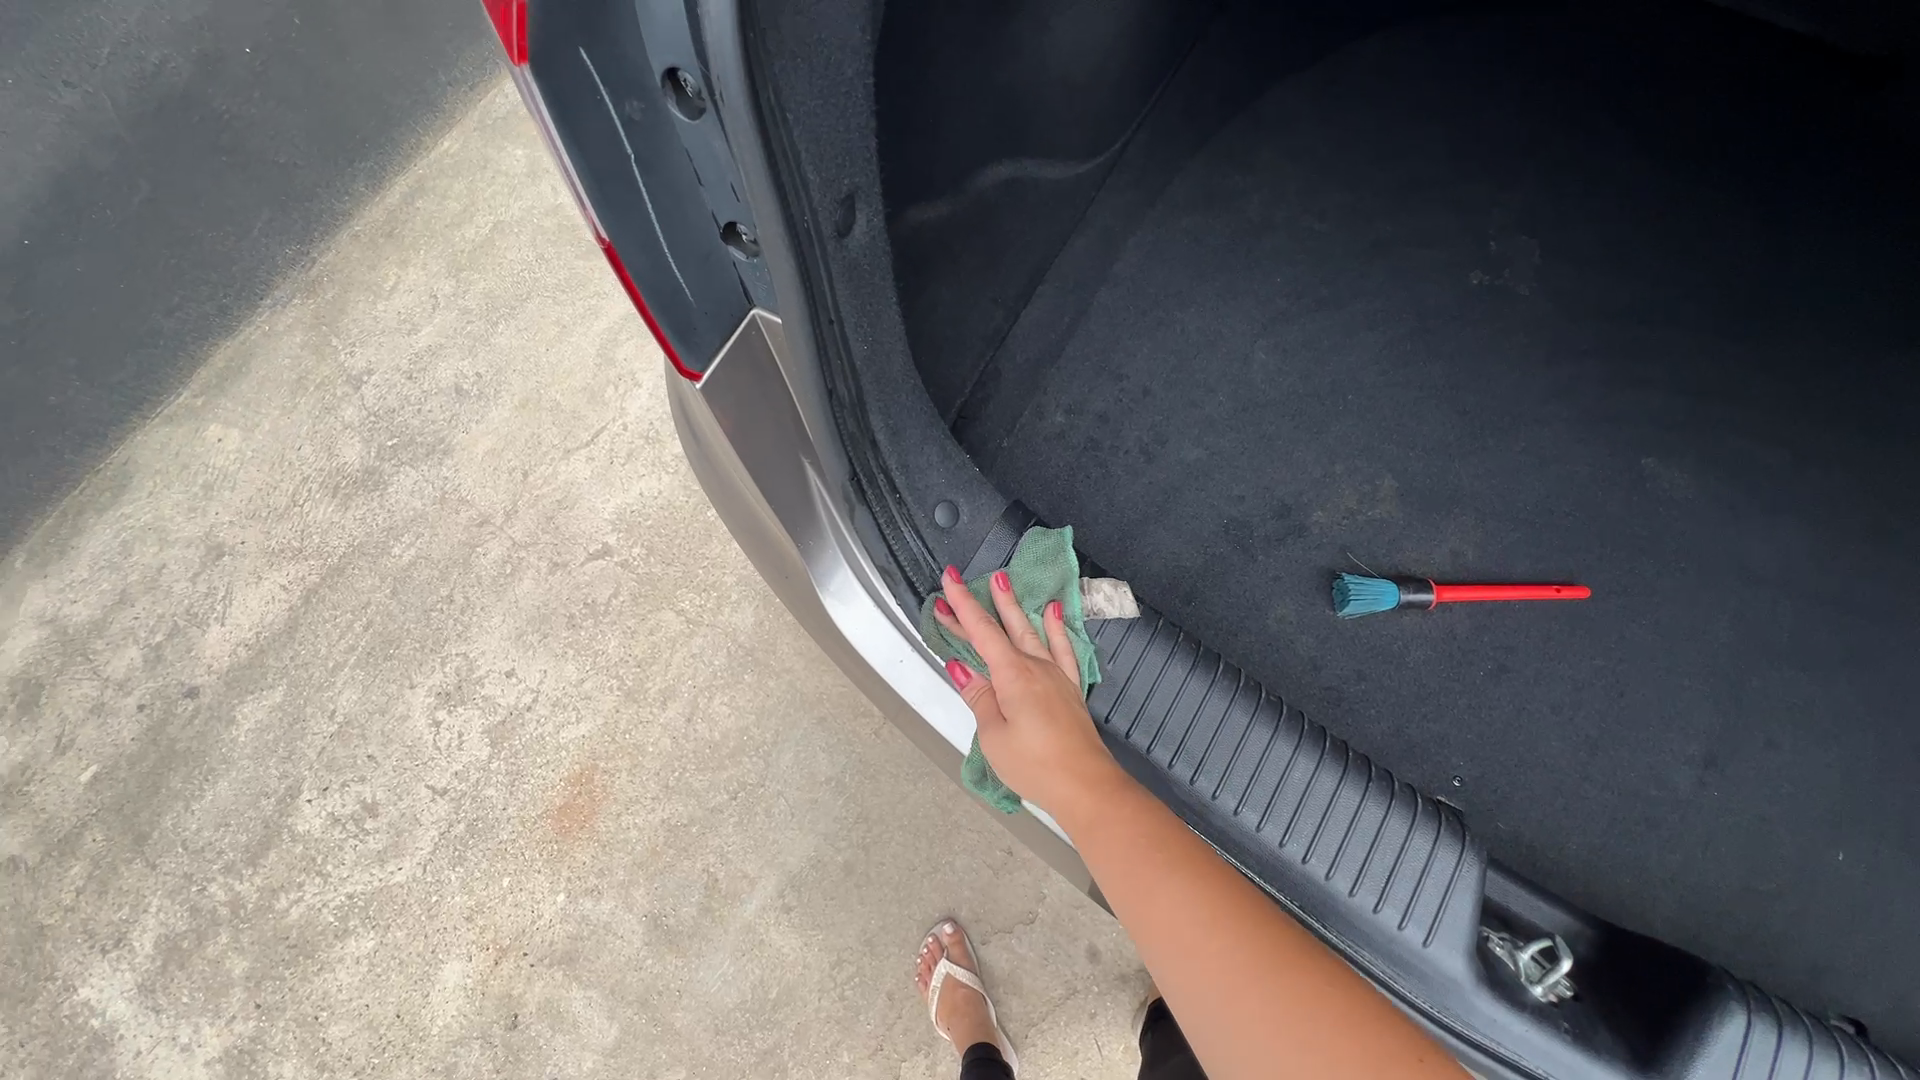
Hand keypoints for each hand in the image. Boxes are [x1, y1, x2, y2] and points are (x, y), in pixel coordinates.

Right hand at [932, 565, 1123, 816]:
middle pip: (1003, 627)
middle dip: (981, 602)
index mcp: (1013, 675)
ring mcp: (1056, 675)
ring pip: (1031, 631)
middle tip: (963, 579)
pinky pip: (1063, 648)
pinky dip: (1056, 628)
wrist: (1086, 785)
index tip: (948, 580)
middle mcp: (1036, 667)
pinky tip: (1054, 612)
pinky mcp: (1069, 688)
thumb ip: (979, 697)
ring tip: (1004, 581)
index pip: (981, 632)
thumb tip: (961, 667)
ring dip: (1014, 607)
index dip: (962, 605)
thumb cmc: (1035, 765)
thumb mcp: (994, 735)